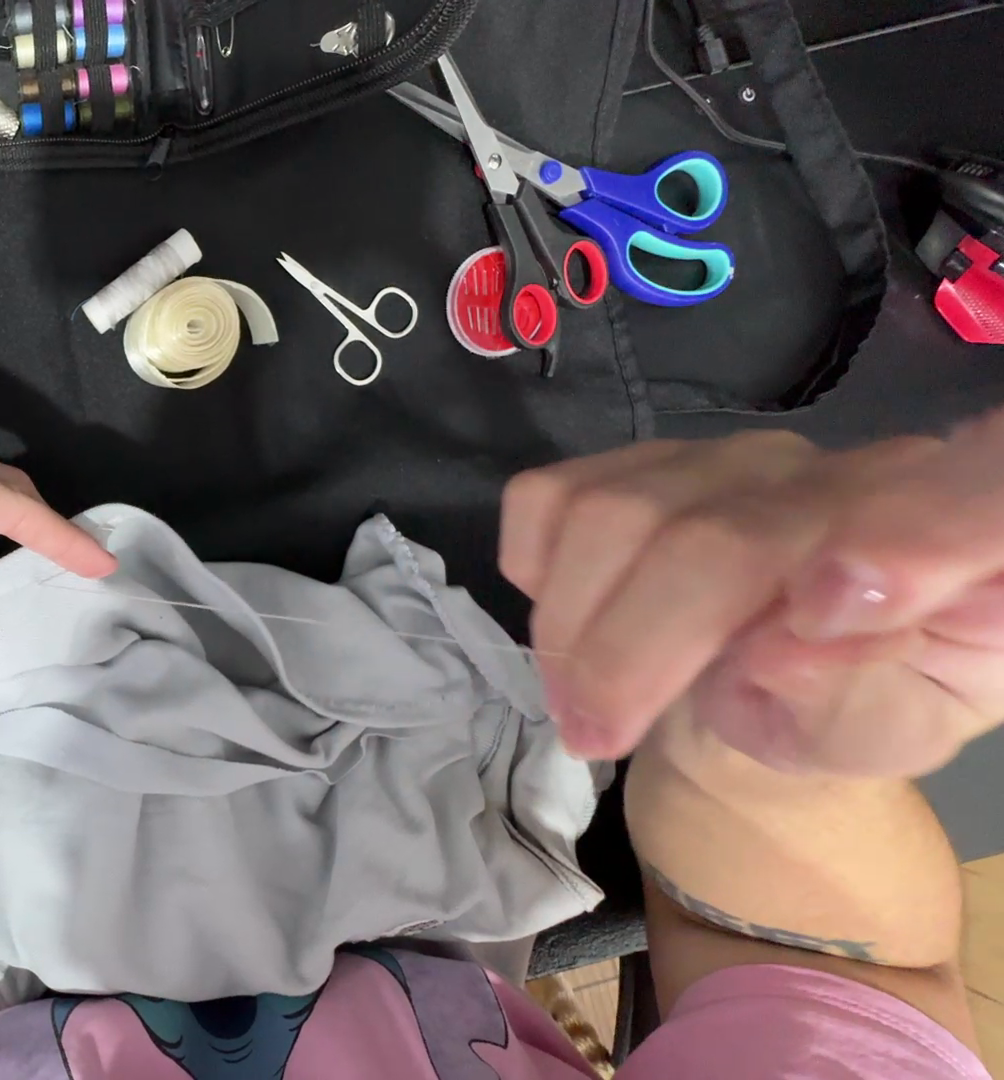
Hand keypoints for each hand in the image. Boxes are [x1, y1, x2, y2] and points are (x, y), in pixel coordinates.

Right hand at [500, 408, 1003, 775]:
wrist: (746, 683)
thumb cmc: (825, 714)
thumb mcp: (867, 741)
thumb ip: (853, 701)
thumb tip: (788, 651)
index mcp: (960, 553)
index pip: (976, 499)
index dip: (911, 537)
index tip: (836, 615)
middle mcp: (841, 475)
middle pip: (708, 540)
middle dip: (625, 652)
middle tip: (589, 732)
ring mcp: (721, 457)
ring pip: (606, 515)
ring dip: (565, 622)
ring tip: (568, 694)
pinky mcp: (625, 460)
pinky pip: (543, 499)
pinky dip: (531, 568)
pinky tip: (565, 610)